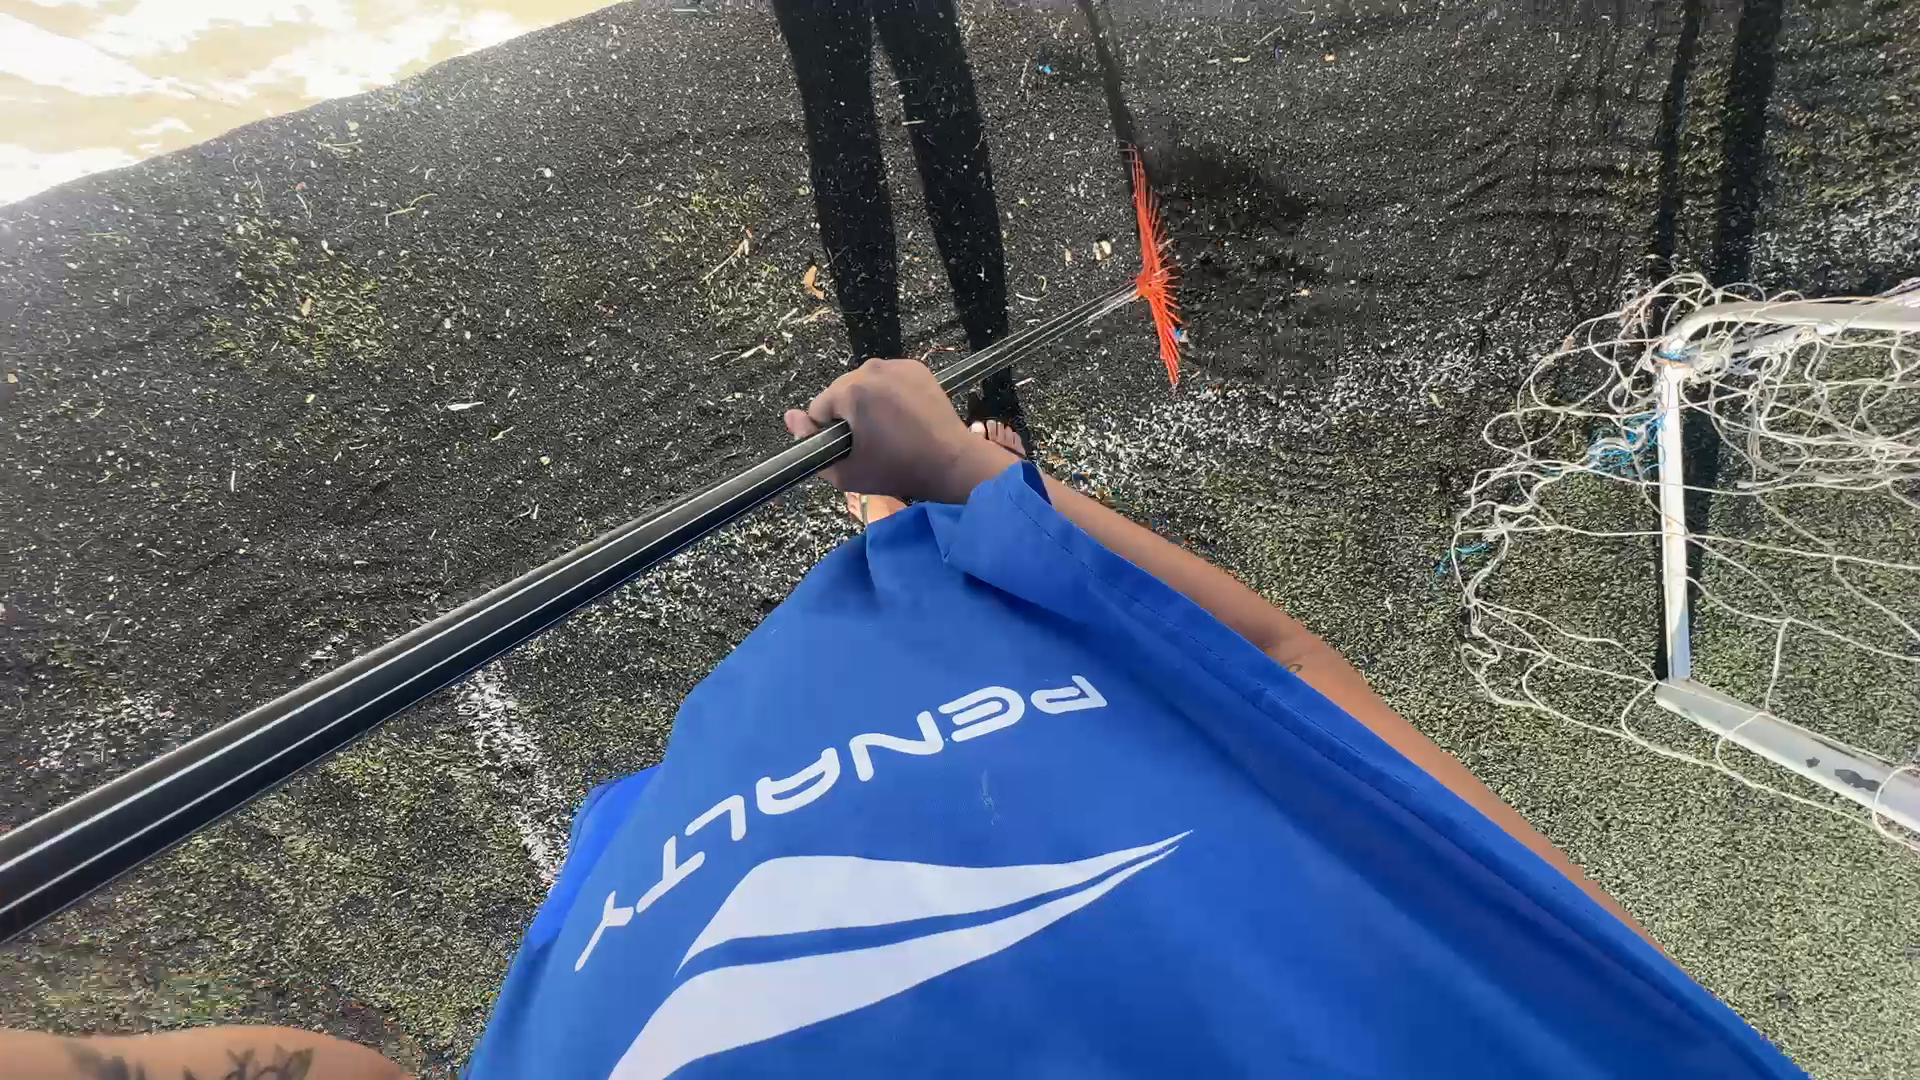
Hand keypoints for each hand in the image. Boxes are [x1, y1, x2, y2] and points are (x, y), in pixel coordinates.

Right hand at [783, 357, 1015, 502]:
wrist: (951, 463)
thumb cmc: (898, 471)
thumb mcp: (846, 472)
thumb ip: (810, 446)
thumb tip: (791, 418)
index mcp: (851, 391)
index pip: (819, 408)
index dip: (829, 433)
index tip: (851, 449)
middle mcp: (871, 368)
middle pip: (842, 393)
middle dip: (849, 416)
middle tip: (872, 444)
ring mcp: (897, 365)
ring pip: (865, 385)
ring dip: (869, 404)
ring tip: (889, 431)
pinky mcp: (916, 367)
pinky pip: (888, 380)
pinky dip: (890, 395)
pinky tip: (903, 418)